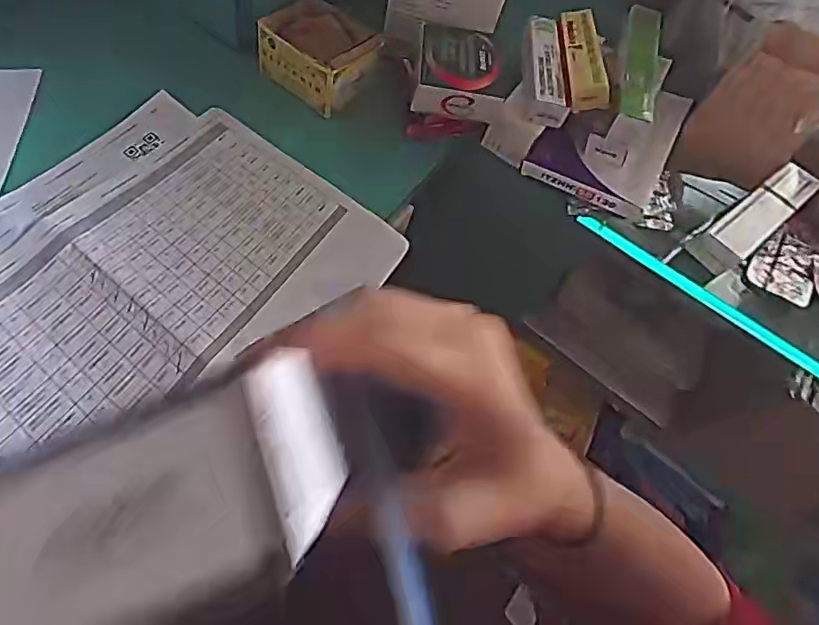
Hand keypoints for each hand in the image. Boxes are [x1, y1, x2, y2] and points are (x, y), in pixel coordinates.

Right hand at [278, 289, 594, 552]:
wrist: (546, 469)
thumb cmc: (512, 489)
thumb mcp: (452, 519)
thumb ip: (388, 514)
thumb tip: (326, 506)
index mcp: (472, 376)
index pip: (391, 341)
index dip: (332, 341)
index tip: (286, 355)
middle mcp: (469, 335)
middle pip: (379, 311)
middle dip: (319, 328)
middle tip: (272, 355)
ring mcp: (464, 320)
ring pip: (383, 300)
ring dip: (333, 319)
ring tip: (292, 348)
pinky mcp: (455, 319)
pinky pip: (393, 303)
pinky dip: (353, 317)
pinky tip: (330, 339)